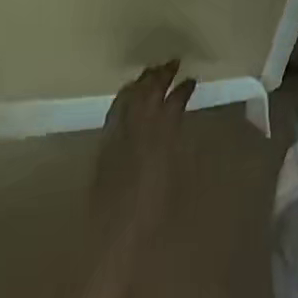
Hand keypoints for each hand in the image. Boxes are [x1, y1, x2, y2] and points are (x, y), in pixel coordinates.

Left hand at [90, 62, 194, 239]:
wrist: (113, 235)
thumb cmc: (152, 214)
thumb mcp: (175, 179)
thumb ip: (177, 147)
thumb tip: (181, 124)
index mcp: (161, 139)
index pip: (172, 103)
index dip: (182, 90)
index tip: (192, 79)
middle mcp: (138, 129)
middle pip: (148, 92)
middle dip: (161, 74)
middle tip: (172, 62)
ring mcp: (118, 133)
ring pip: (130, 95)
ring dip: (142, 80)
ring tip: (152, 71)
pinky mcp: (105, 141)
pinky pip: (116, 107)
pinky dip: (125, 94)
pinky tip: (129, 93)